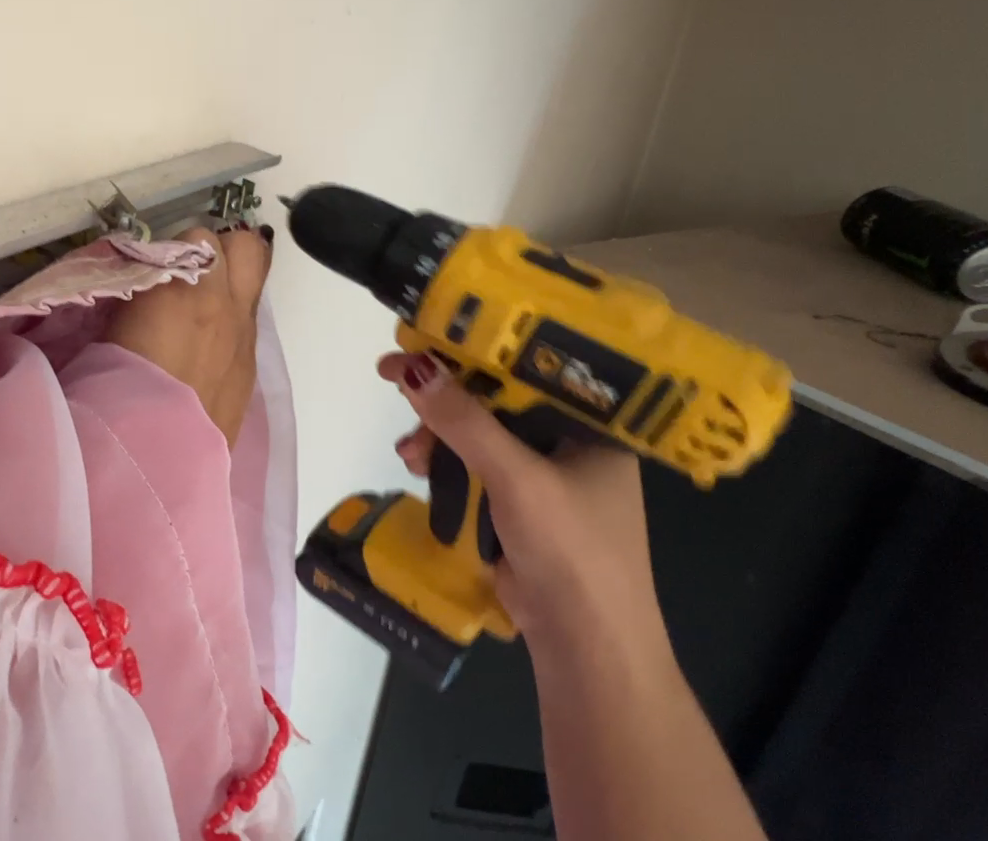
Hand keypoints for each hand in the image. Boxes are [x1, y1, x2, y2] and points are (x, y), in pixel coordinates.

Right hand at [107, 226, 273, 446]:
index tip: (154, 269)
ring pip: (254, 285)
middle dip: (222, 252)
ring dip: (229, 287)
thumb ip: (137, 296)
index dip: (174, 250)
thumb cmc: (113, 390)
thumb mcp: (110, 328)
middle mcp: (224, 305)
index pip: (193, 238)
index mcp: (183, 288)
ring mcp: (244, 338)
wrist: (154, 457)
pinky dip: (230, 325)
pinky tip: (203, 351)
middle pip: (245, 247)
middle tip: (191, 273)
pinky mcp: (251, 370)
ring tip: (197, 312)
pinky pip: (248, 326)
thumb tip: (143, 284)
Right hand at [378, 353, 666, 652]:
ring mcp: (545, 477)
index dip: (473, 353)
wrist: (585, 644)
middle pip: (497, 401)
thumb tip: (414, 368)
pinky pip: (476, 468)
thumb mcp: (515, 478)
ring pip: (480, 435)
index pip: (527, 371)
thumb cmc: (570, 549)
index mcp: (592, 427)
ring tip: (408, 451)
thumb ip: (464, 422)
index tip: (422, 344)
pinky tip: (419, 467)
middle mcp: (571, 444)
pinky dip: (445, 465)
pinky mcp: (520, 506)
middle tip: (396, 382)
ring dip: (439, 436)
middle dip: (446, 400)